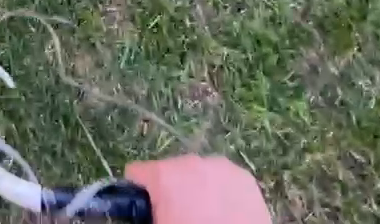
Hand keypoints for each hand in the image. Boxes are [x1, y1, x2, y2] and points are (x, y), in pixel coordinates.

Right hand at [124, 156, 270, 223]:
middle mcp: (188, 162)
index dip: (140, 194)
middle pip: (168, 171)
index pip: (135, 173)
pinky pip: (223, 178)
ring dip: (198, 189)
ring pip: (197, 172)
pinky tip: (227, 213)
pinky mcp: (244, 176)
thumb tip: (145, 207)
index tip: (150, 211)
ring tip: (208, 216)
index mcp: (162, 175)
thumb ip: (145, 210)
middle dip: (173, 191)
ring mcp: (218, 166)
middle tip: (183, 218)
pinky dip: (222, 192)